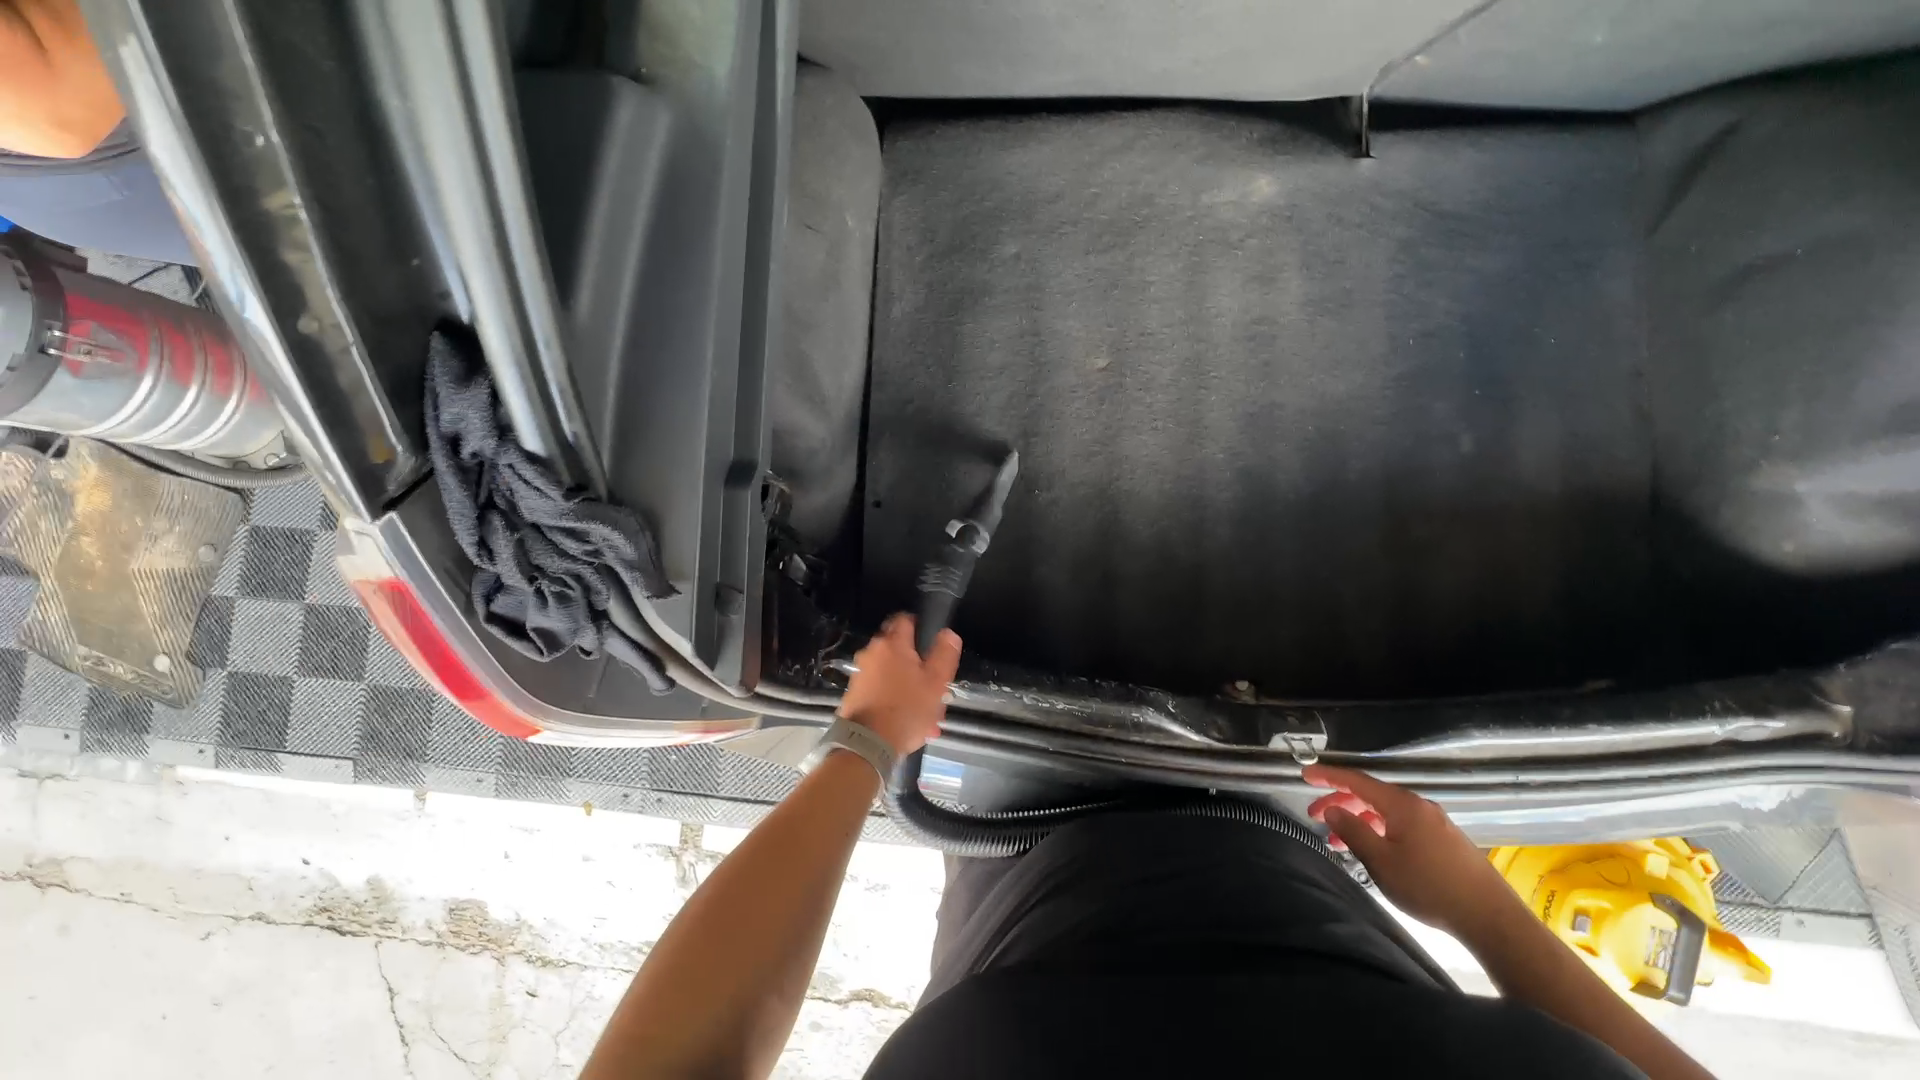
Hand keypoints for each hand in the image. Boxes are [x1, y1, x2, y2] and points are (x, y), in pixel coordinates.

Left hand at [838, 615, 961, 757]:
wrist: (866, 744)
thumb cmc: (906, 710)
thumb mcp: (936, 683)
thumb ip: (944, 655)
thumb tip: (948, 633)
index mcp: (893, 644)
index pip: (905, 619)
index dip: (921, 626)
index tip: (931, 643)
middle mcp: (872, 653)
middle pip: (899, 650)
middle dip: (918, 667)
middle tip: (934, 688)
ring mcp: (861, 674)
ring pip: (892, 675)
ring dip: (909, 688)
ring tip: (926, 715)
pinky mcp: (855, 694)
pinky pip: (881, 692)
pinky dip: (895, 701)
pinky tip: (909, 724)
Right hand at [1303, 764, 1516, 937]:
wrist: (1490, 917)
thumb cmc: (1429, 887)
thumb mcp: (1381, 861)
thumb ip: (1353, 831)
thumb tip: (1332, 810)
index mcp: (1402, 805)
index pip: (1357, 781)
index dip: (1328, 776)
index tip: (1304, 775)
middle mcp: (1419, 806)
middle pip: (1371, 795)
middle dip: (1341, 802)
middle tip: (1315, 816)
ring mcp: (1436, 823)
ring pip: (1387, 813)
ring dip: (1360, 820)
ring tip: (1340, 841)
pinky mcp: (1445, 841)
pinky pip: (1402, 825)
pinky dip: (1380, 830)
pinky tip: (1375, 850)